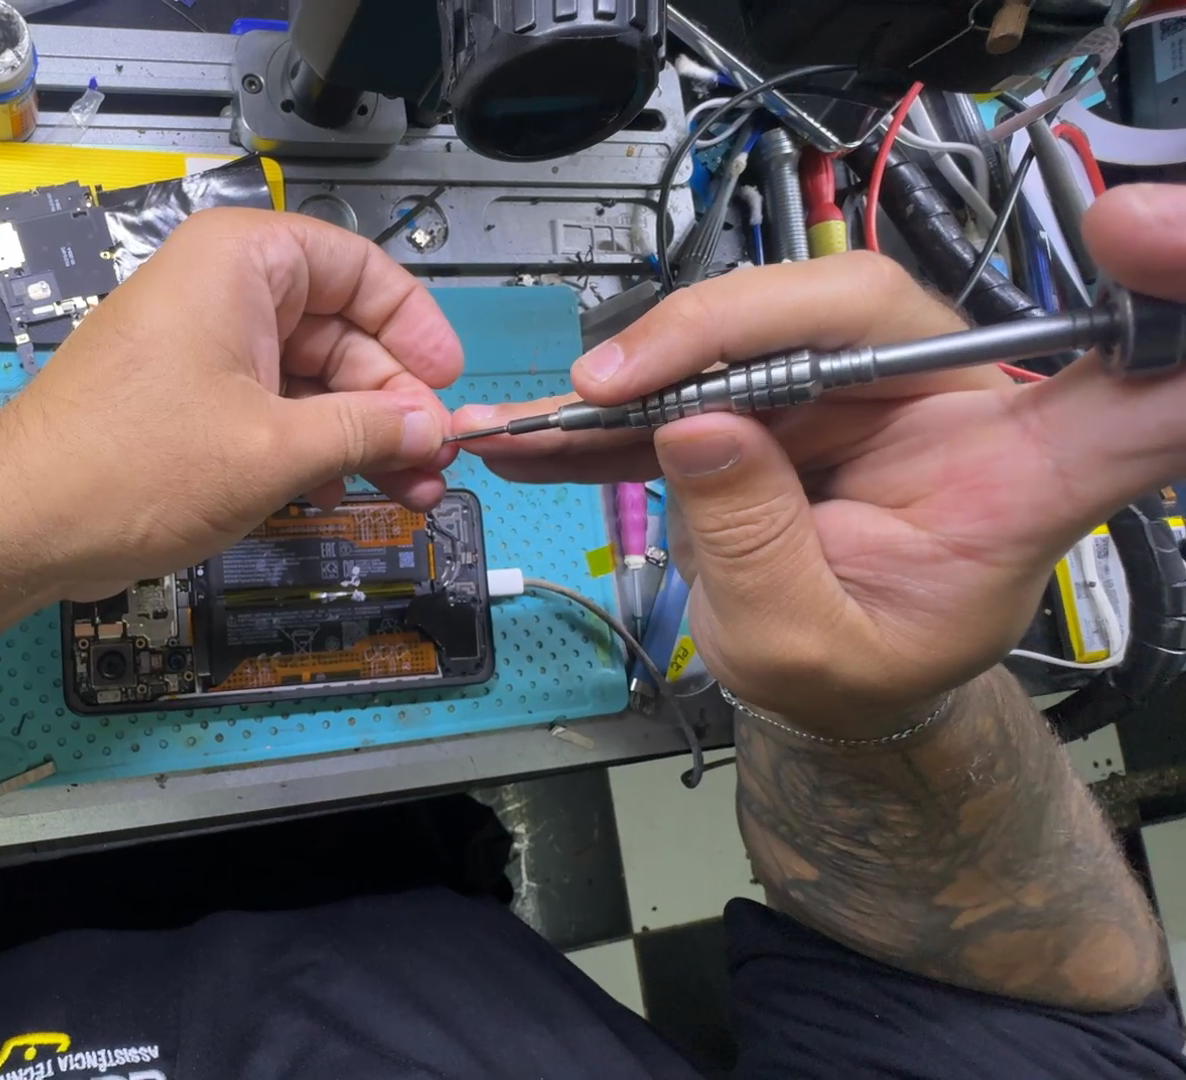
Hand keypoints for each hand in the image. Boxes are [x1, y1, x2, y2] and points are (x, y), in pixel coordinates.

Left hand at [0, 207, 462, 600]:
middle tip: (433, 462)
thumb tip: (428, 426)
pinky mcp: (188, 403)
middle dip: (390, 403)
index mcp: (240, 264)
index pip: (358, 270)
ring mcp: (201, 351)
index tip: (448, 380)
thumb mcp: (275, 448)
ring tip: (403, 489)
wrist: (26, 525)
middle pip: (337, 335)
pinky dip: (306, 450)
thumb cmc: (135, 467)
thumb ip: (366, 430)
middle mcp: (220, 295)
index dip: (413, 327)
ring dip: (356, 437)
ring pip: (306, 383)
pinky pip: (268, 413)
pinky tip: (336, 490)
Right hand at [452, 184, 1185, 733]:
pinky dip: (592, 425)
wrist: (802, 674)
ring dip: (620, 382)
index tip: (1131, 219)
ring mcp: (827, 403)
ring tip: (529, 427)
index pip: (1139, 379)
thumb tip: (699, 427)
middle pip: (841, 308)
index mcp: (1000, 472)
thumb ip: (752, 543)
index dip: (1173, 280)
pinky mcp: (750, 417)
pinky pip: (666, 404)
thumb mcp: (797, 639)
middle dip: (714, 330)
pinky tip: (525, 443)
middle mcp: (924, 406)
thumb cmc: (841, 668)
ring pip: (728, 345)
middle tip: (606, 384)